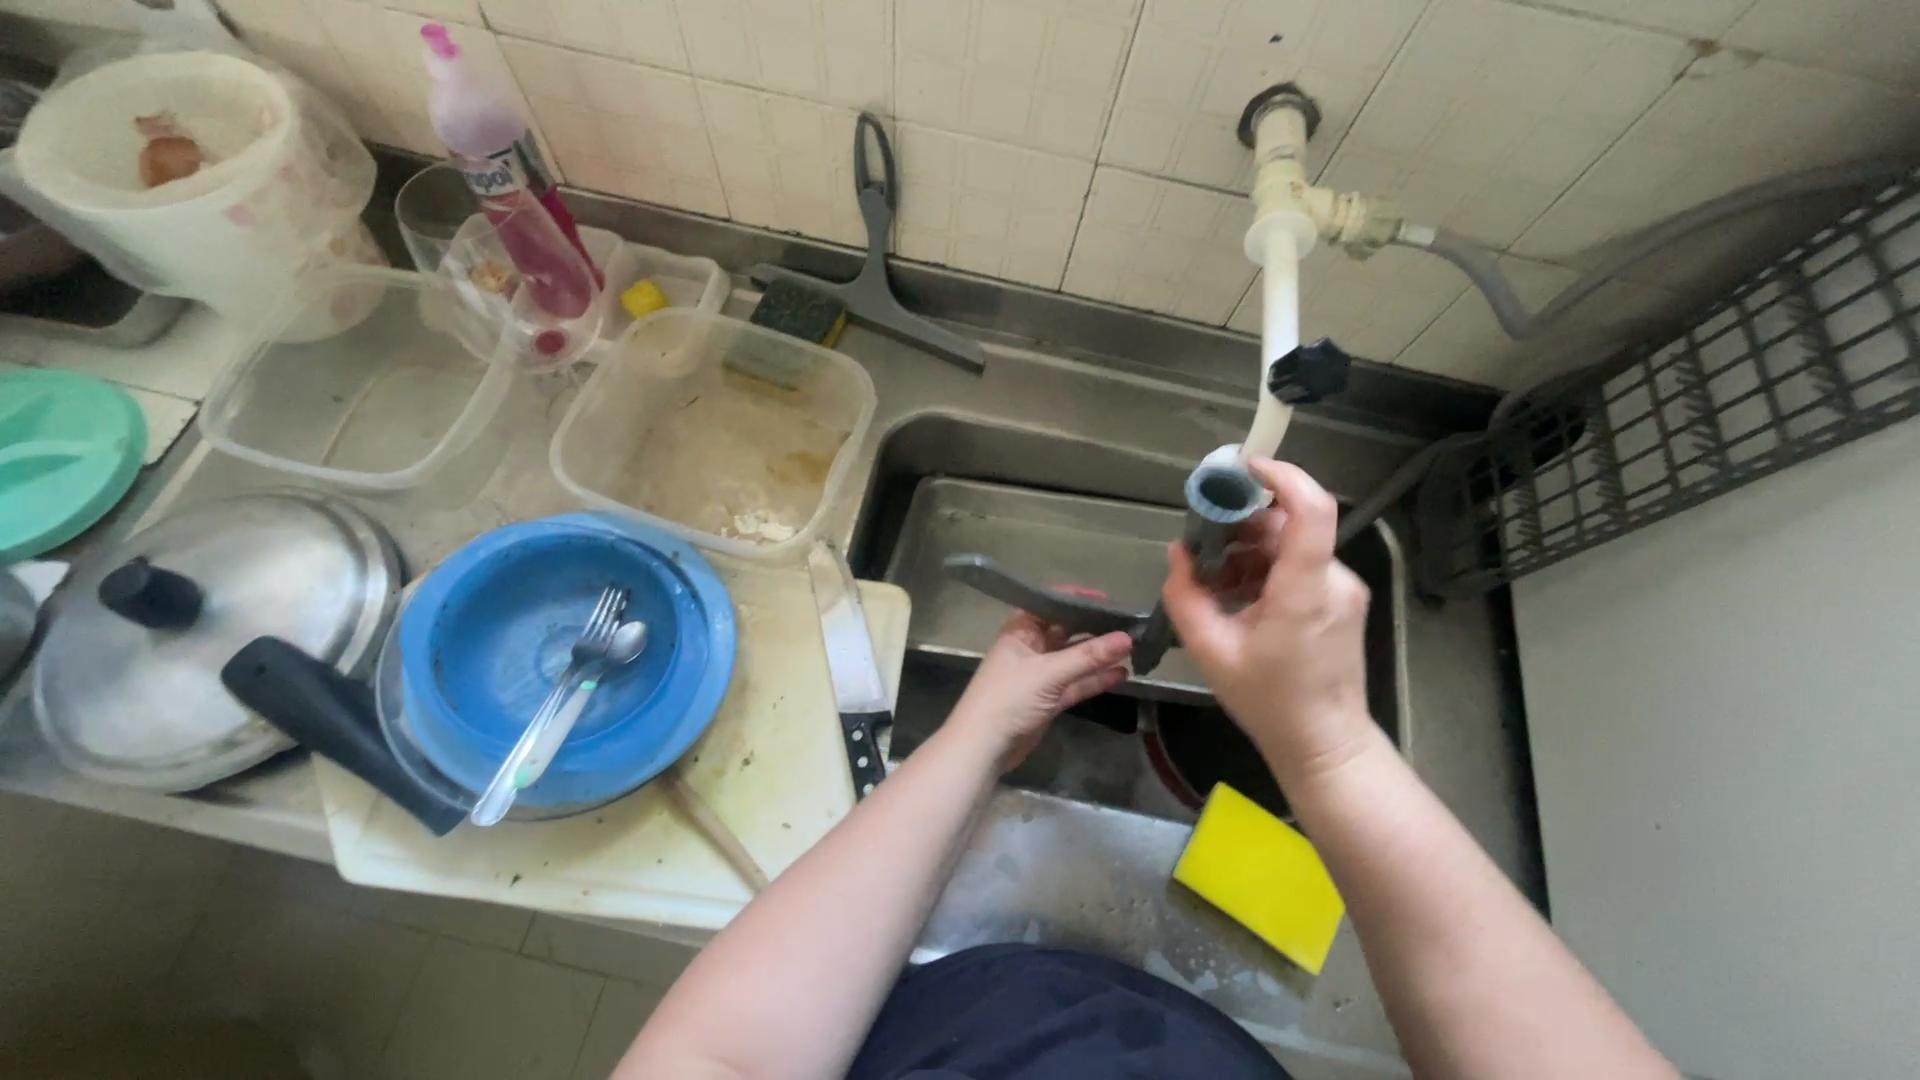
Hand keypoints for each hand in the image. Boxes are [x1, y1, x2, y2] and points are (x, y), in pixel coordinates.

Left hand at [948, 591, 1133, 770]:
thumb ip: (1088, 657)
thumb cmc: (1008, 698)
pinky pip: (1076, 683)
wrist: (984, 746)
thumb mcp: (1048, 673)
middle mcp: (1031, 647)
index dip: (1078, 599)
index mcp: (1021, 631)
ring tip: (1133, 648)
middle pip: (1067, 631)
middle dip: (1095, 628)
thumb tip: (1128, 638)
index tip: (1109, 600)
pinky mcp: (1049, 698)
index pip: (1051, 604)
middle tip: (1130, 624)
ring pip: (1075, 659)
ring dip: (1099, 655)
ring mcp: (1040, 674)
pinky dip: (1095, 678)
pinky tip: (1122, 673)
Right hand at [1160, 457, 1374, 786]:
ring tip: (1215, 578)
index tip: (1243, 467)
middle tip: (1203, 539)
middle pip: (1290, 525)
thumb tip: (1178, 553)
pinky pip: (1300, 565)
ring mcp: (1343, 590)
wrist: (1325, 743)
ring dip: (1250, 548)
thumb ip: (1186, 597)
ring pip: (1292, 545)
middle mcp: (1333, 581)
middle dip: (1243, 522)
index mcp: (1303, 592)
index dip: (1281, 477)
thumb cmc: (1268, 701)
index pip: (1310, 512)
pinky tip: (1239, 594)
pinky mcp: (1341, 600)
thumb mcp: (1211, 652)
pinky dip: (1265, 567)